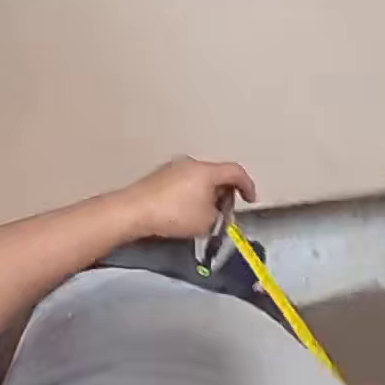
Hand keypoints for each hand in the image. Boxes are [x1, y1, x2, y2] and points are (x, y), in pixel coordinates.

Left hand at [117, 157, 257, 238]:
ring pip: (200, 178)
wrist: (134, 211)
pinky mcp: (160, 175)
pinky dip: (190, 193)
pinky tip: (183, 211)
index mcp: (207, 171)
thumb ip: (220, 215)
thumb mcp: (206, 222)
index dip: (247, 186)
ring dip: (207, 193)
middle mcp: (192, 163)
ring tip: (202, 214)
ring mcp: (174, 166)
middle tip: (223, 212)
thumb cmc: (173, 215)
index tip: (250, 200)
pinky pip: (184, 181)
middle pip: (217, 174)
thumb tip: (216, 211)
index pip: (236, 172)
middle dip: (224, 193)